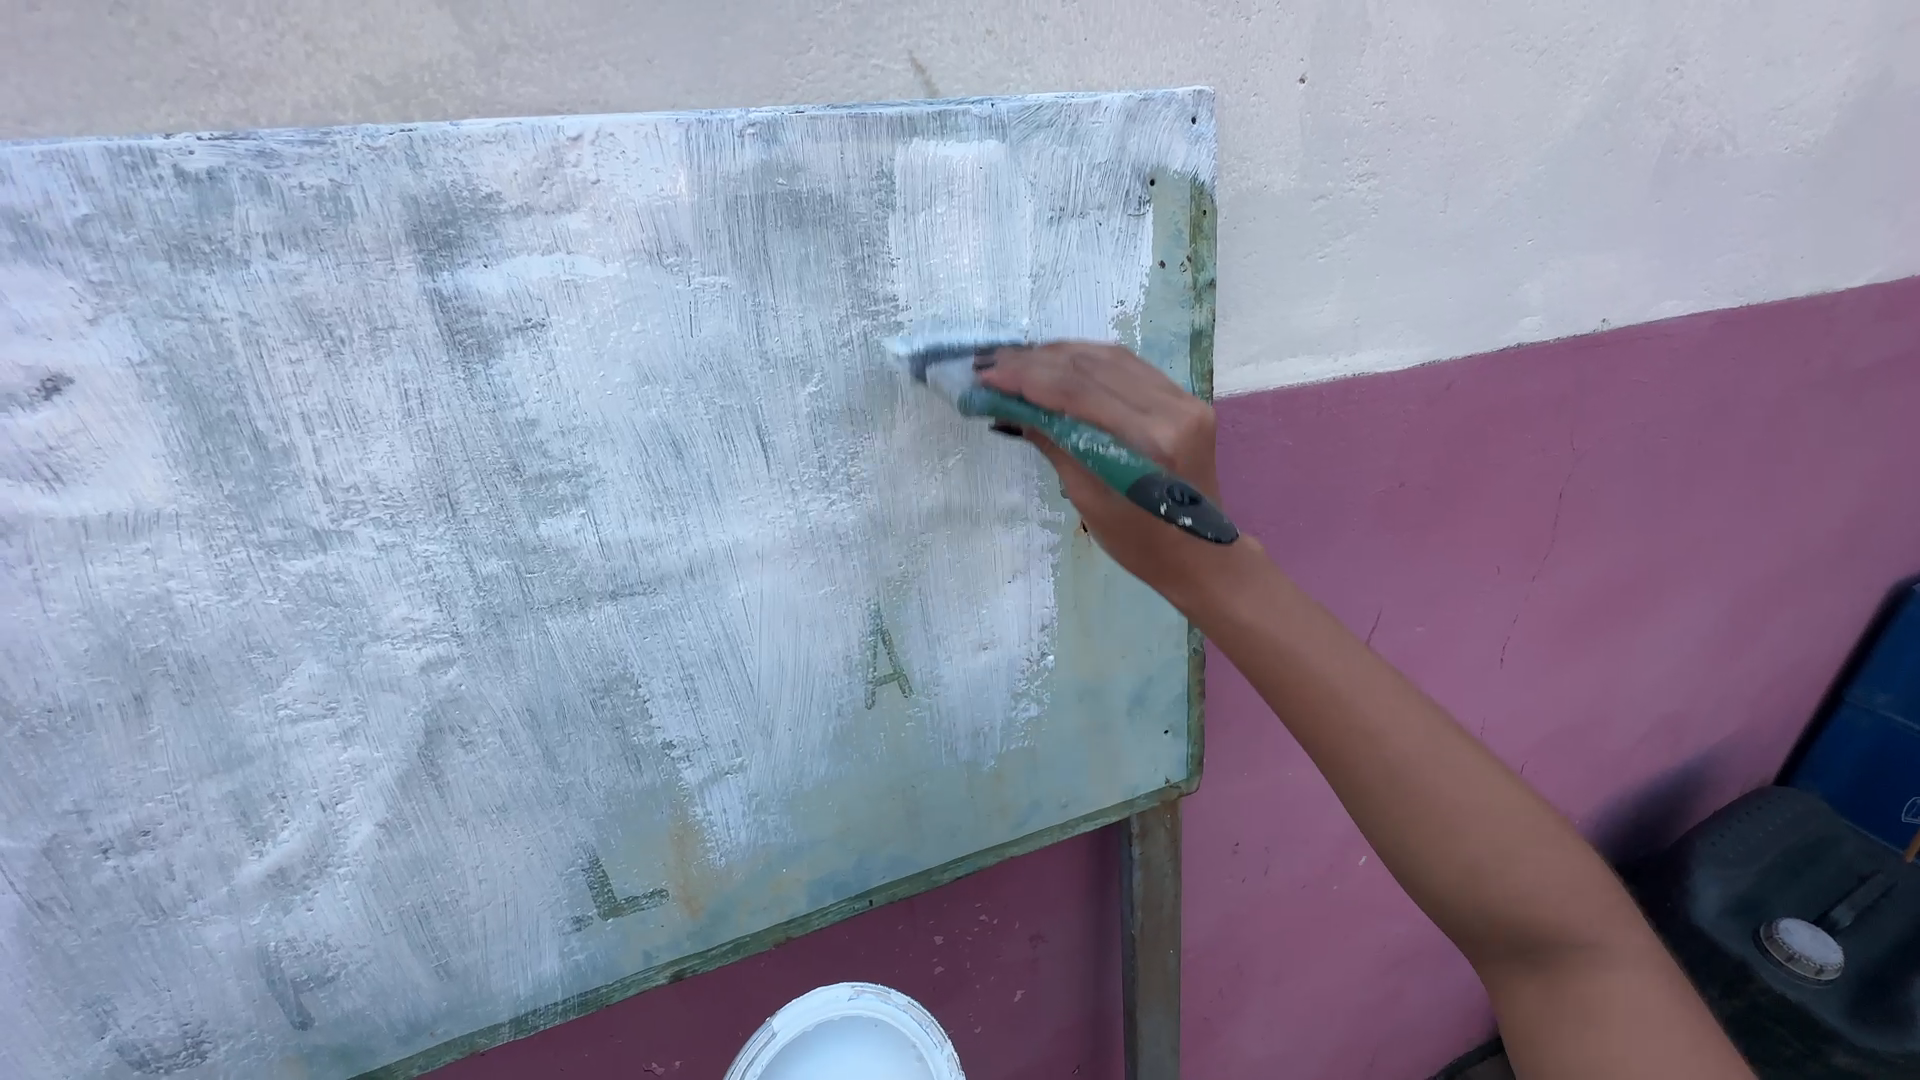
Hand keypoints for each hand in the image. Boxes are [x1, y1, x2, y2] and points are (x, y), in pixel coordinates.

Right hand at [974, 342, 1251, 607]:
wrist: (1200, 554)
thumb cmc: (1140, 544)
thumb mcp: (1087, 499)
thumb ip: (1054, 442)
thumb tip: (1009, 407)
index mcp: (1149, 442)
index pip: (1077, 391)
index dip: (1025, 378)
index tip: (984, 376)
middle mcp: (1171, 409)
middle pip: (1092, 367)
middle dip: (1034, 362)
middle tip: (988, 364)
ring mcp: (1183, 399)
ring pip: (1109, 358)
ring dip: (1057, 354)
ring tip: (1014, 359)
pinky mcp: (1183, 399)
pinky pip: (1128, 366)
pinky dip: (1086, 360)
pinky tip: (1056, 361)